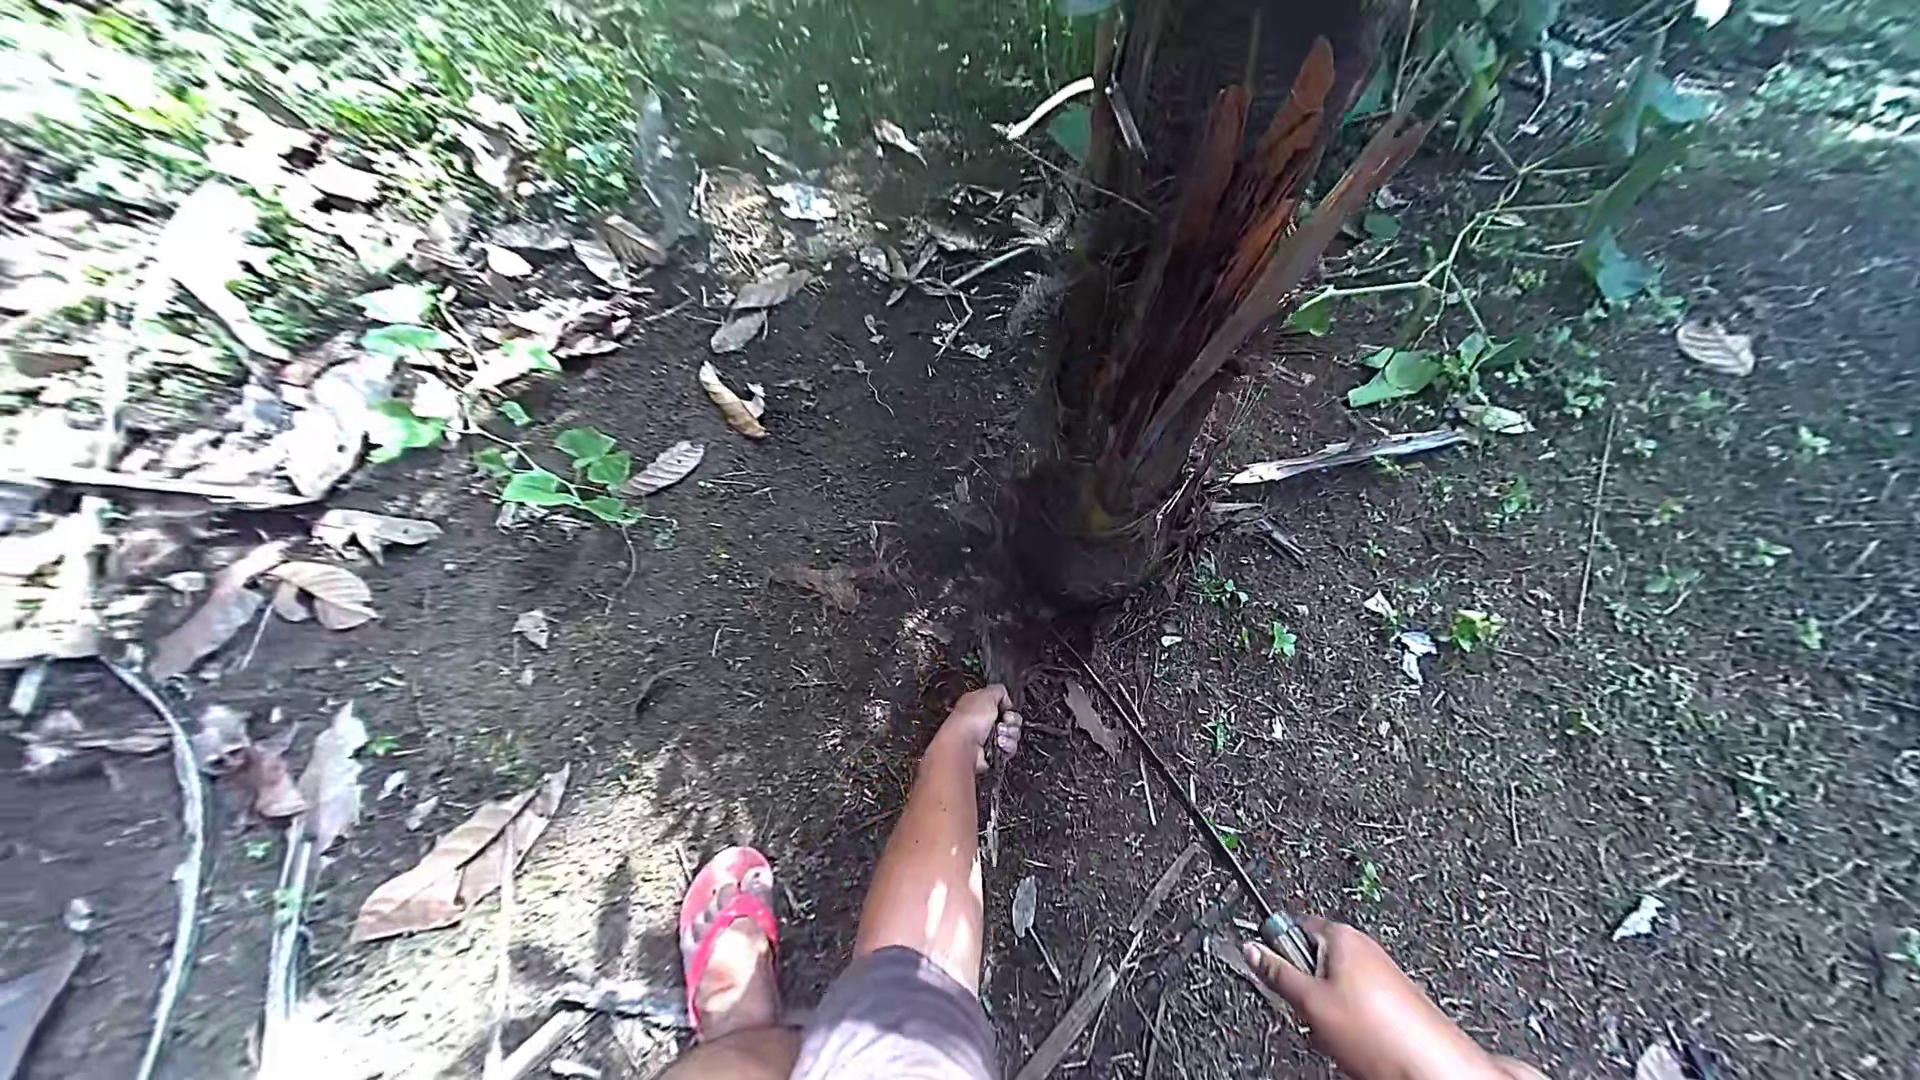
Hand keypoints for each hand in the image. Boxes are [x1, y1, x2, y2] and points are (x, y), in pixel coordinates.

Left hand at [939, 684, 1021, 772]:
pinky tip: (998, 744)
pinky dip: (1007, 746)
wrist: (964, 746)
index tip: (1006, 708)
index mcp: (978, 705)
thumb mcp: (986, 694)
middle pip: (1010, 720)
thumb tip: (1006, 698)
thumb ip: (999, 690)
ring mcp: (988, 738)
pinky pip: (1009, 748)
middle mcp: (983, 722)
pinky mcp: (993, 753)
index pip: (1002, 704)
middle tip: (1002, 722)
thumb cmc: (970, 719)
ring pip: (1012, 734)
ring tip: (999, 736)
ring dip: (1009, 733)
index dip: (1007, 706)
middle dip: (1011, 721)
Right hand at [1244, 917, 1536, 1079]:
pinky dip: (1352, 1023)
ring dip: (1328, 1010)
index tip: (1276, 975)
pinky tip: (1358, 1045)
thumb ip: (1276, 973)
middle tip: (1309, 1013)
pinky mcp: (1398, 1003)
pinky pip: (1358, 1004)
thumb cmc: (1381, 1036)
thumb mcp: (1311, 1003)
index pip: (1292, 926)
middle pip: (1313, 958)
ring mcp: (1383, 975)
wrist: (1439, 1076)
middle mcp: (1364, 947)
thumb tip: (1252, 949)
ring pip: (1335, 986)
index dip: (1280, 952)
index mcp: (1341, 935)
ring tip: (1338, 1035)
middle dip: (1306, 988)